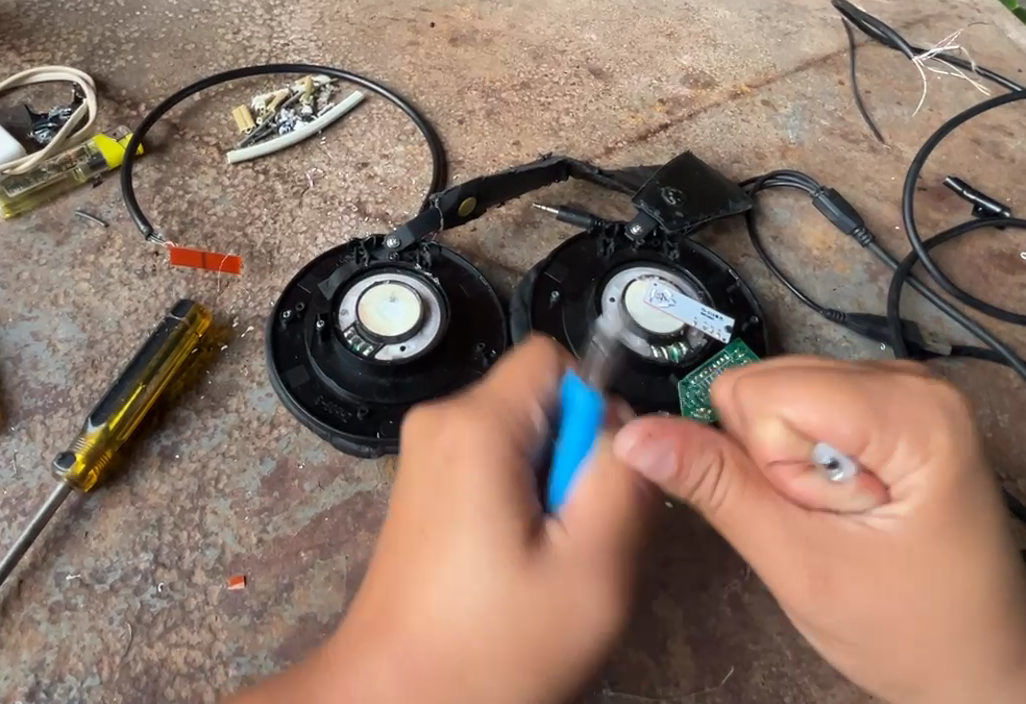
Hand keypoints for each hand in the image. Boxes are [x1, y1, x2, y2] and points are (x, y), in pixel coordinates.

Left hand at [232, 335, 651, 703]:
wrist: (395, 696)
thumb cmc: (491, 647)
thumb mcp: (590, 570)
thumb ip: (623, 481)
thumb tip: (630, 425)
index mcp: (474, 424)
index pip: (552, 357)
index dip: (593, 404)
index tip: (597, 474)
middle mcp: (440, 419)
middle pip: (536, 395)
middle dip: (571, 451)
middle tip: (575, 530)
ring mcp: (425, 449)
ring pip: (518, 429)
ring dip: (548, 479)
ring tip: (544, 551)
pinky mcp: (422, 480)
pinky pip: (490, 456)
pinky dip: (517, 493)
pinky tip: (515, 556)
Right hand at [611, 357, 1025, 703]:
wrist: (979, 664)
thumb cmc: (906, 630)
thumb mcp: (800, 566)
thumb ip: (716, 487)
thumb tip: (633, 435)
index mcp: (910, 411)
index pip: (758, 392)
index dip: (764, 461)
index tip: (817, 514)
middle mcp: (908, 378)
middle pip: (761, 383)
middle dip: (770, 455)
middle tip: (826, 517)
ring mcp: (898, 382)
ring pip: (767, 387)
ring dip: (780, 453)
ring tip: (837, 511)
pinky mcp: (883, 396)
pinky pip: (789, 396)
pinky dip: (795, 446)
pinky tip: (841, 492)